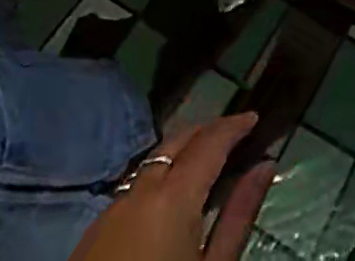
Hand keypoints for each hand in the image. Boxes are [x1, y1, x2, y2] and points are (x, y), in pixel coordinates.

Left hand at [72, 115, 272, 260]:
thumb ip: (239, 213)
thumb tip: (265, 167)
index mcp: (173, 197)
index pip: (210, 142)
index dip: (233, 126)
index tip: (254, 118)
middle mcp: (138, 194)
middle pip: (175, 142)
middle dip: (206, 131)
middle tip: (232, 133)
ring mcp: (108, 214)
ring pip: (150, 164)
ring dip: (179, 153)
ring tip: (203, 162)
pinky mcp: (89, 236)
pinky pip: (130, 190)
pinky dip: (156, 178)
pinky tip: (166, 199)